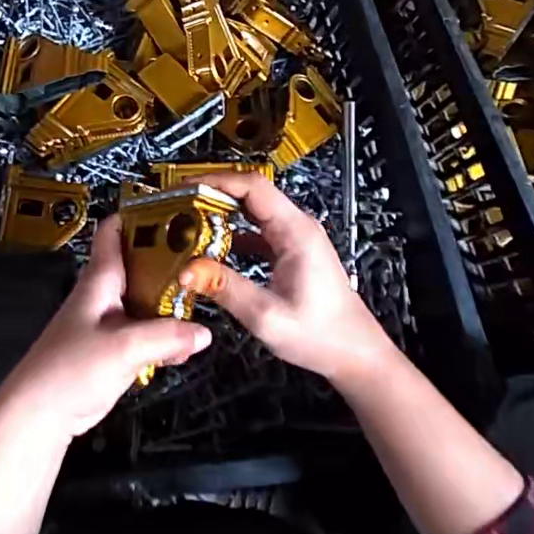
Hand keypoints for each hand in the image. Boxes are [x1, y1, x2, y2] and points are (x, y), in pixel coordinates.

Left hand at [0, 216, 212, 440]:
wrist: (38, 417)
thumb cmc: (70, 369)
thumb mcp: (123, 348)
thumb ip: (165, 338)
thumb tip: (203, 333)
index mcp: (99, 280)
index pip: (114, 231)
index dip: (140, 215)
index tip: (175, 211)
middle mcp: (103, 295)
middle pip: (138, 265)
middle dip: (168, 260)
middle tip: (203, 259)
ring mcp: (107, 323)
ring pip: (144, 300)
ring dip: (169, 302)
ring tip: (201, 301)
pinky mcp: (110, 350)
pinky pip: (143, 333)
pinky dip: (163, 336)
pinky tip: (184, 347)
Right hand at [186, 171, 398, 386]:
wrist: (355, 353)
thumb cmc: (320, 336)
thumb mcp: (266, 316)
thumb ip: (225, 289)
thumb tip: (186, 271)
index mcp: (295, 231)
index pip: (253, 186)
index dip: (217, 180)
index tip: (185, 188)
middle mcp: (297, 226)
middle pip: (250, 192)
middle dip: (212, 193)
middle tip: (179, 204)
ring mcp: (295, 236)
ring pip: (252, 209)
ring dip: (221, 211)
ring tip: (188, 222)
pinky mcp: (291, 250)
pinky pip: (257, 229)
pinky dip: (232, 231)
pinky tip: (211, 247)